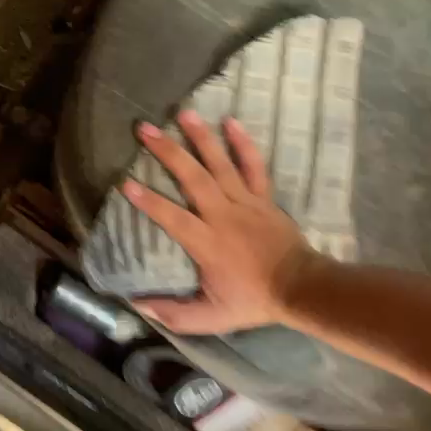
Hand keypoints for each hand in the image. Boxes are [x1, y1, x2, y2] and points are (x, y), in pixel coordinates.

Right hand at [120, 110, 327, 334]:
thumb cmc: (253, 300)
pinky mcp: (263, 198)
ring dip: (201, 138)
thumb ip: (175, 313)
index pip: (173, 218)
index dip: (150, 201)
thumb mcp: (212, 317)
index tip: (126, 183)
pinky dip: (243, 144)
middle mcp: (224, 216)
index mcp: (208, 243)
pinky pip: (253, 167)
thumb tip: (137, 303)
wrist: (305, 290)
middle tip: (145, 129)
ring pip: (220, 165)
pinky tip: (231, 122)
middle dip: (168, 152)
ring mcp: (245, 203)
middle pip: (193, 179)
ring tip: (184, 113)